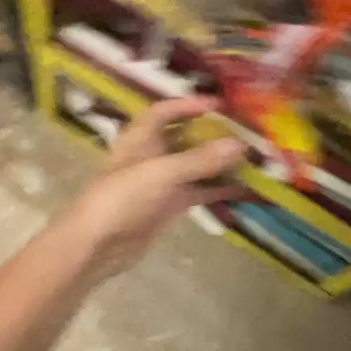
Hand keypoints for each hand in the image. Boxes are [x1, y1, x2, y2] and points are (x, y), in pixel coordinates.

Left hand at [59, 97, 248, 279]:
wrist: (95, 246)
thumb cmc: (121, 198)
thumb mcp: (161, 174)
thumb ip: (199, 160)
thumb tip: (239, 145)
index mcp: (140, 137)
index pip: (165, 111)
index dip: (189, 105)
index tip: (222, 106)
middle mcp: (151, 154)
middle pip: (185, 137)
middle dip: (213, 135)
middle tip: (247, 134)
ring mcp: (159, 182)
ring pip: (195, 166)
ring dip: (220, 163)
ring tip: (255, 162)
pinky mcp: (167, 206)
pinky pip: (197, 191)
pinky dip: (218, 189)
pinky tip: (245, 190)